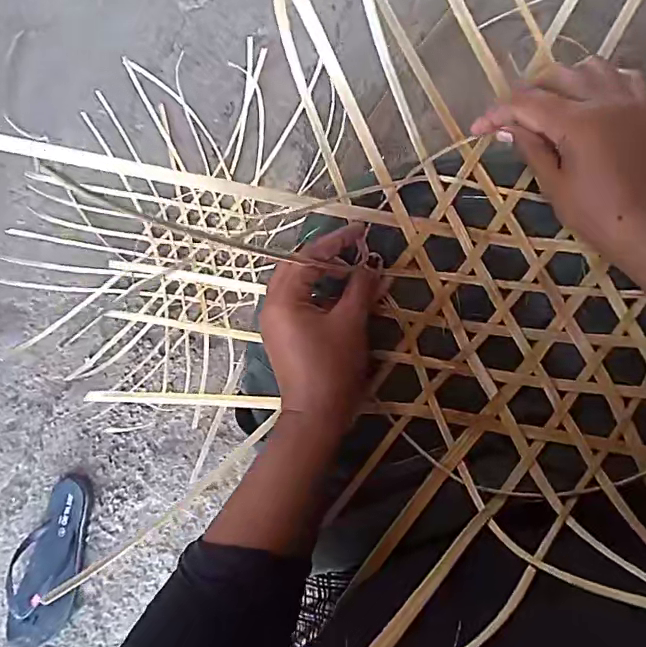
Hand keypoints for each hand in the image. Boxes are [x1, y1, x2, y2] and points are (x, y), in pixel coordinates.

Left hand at [259, 222, 382, 429]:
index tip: (361, 232)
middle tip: (355, 248)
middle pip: (297, 266)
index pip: (308, 257)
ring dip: (325, 274)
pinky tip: (344, 294)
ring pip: (298, 284)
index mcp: (283, 298)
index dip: (337, 242)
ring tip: (353, 270)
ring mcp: (276, 321)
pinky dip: (322, 293)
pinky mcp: (285, 334)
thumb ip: (360, 288)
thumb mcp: (351, 323)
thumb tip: (372, 266)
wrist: (317, 414)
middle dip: (327, 255)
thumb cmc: (332, 367)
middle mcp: (272, 305)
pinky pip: (301, 301)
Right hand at [471, 58, 645, 265]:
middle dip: (527, 94)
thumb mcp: (554, 184)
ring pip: (588, 68)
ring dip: (563, 81)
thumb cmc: (596, 215)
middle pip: (555, 77)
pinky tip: (591, 99)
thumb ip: (531, 148)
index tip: (479, 127)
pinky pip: (621, 77)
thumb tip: (507, 127)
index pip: (527, 103)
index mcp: (578, 122)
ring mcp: (627, 101)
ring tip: (550, 106)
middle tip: (511, 121)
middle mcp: (603, 100)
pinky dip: (601, 81)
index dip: (498, 113)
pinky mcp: (643, 109)